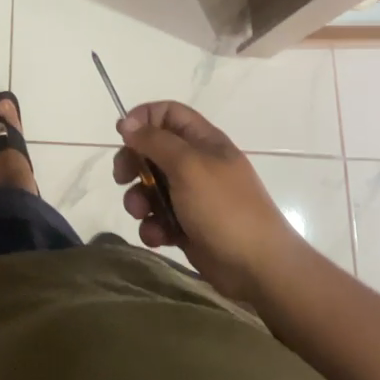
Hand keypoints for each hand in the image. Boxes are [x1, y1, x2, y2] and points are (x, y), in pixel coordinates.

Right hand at [114, 101, 305, 302]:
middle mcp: (197, 164)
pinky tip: (158, 237)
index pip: (168, 113)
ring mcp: (192, 196)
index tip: (123, 135)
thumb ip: (155, 141)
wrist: (257, 266)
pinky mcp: (187, 226)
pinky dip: (153, 226)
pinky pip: (158, 218)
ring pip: (150, 187)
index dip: (143, 118)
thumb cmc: (223, 208)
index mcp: (203, 141)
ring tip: (141, 214)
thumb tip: (127, 124)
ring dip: (139, 200)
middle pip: (153, 150)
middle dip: (133, 164)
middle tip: (122, 178)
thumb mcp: (188, 166)